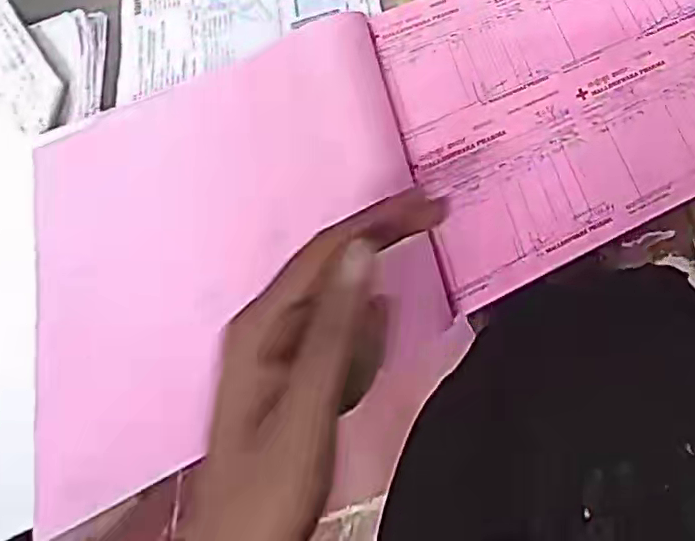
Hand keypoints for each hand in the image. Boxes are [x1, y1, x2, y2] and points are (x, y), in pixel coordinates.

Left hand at [189, 191, 445, 540]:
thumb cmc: (267, 490)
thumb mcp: (308, 405)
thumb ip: (336, 326)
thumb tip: (362, 251)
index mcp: (261, 322)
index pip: (330, 248)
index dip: (381, 219)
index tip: (426, 204)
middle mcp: (266, 321)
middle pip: (335, 262)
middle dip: (383, 240)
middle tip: (433, 217)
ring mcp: (278, 342)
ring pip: (340, 302)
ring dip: (369, 316)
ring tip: (361, 372)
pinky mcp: (293, 364)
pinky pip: (339, 334)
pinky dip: (360, 344)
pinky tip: (355, 378)